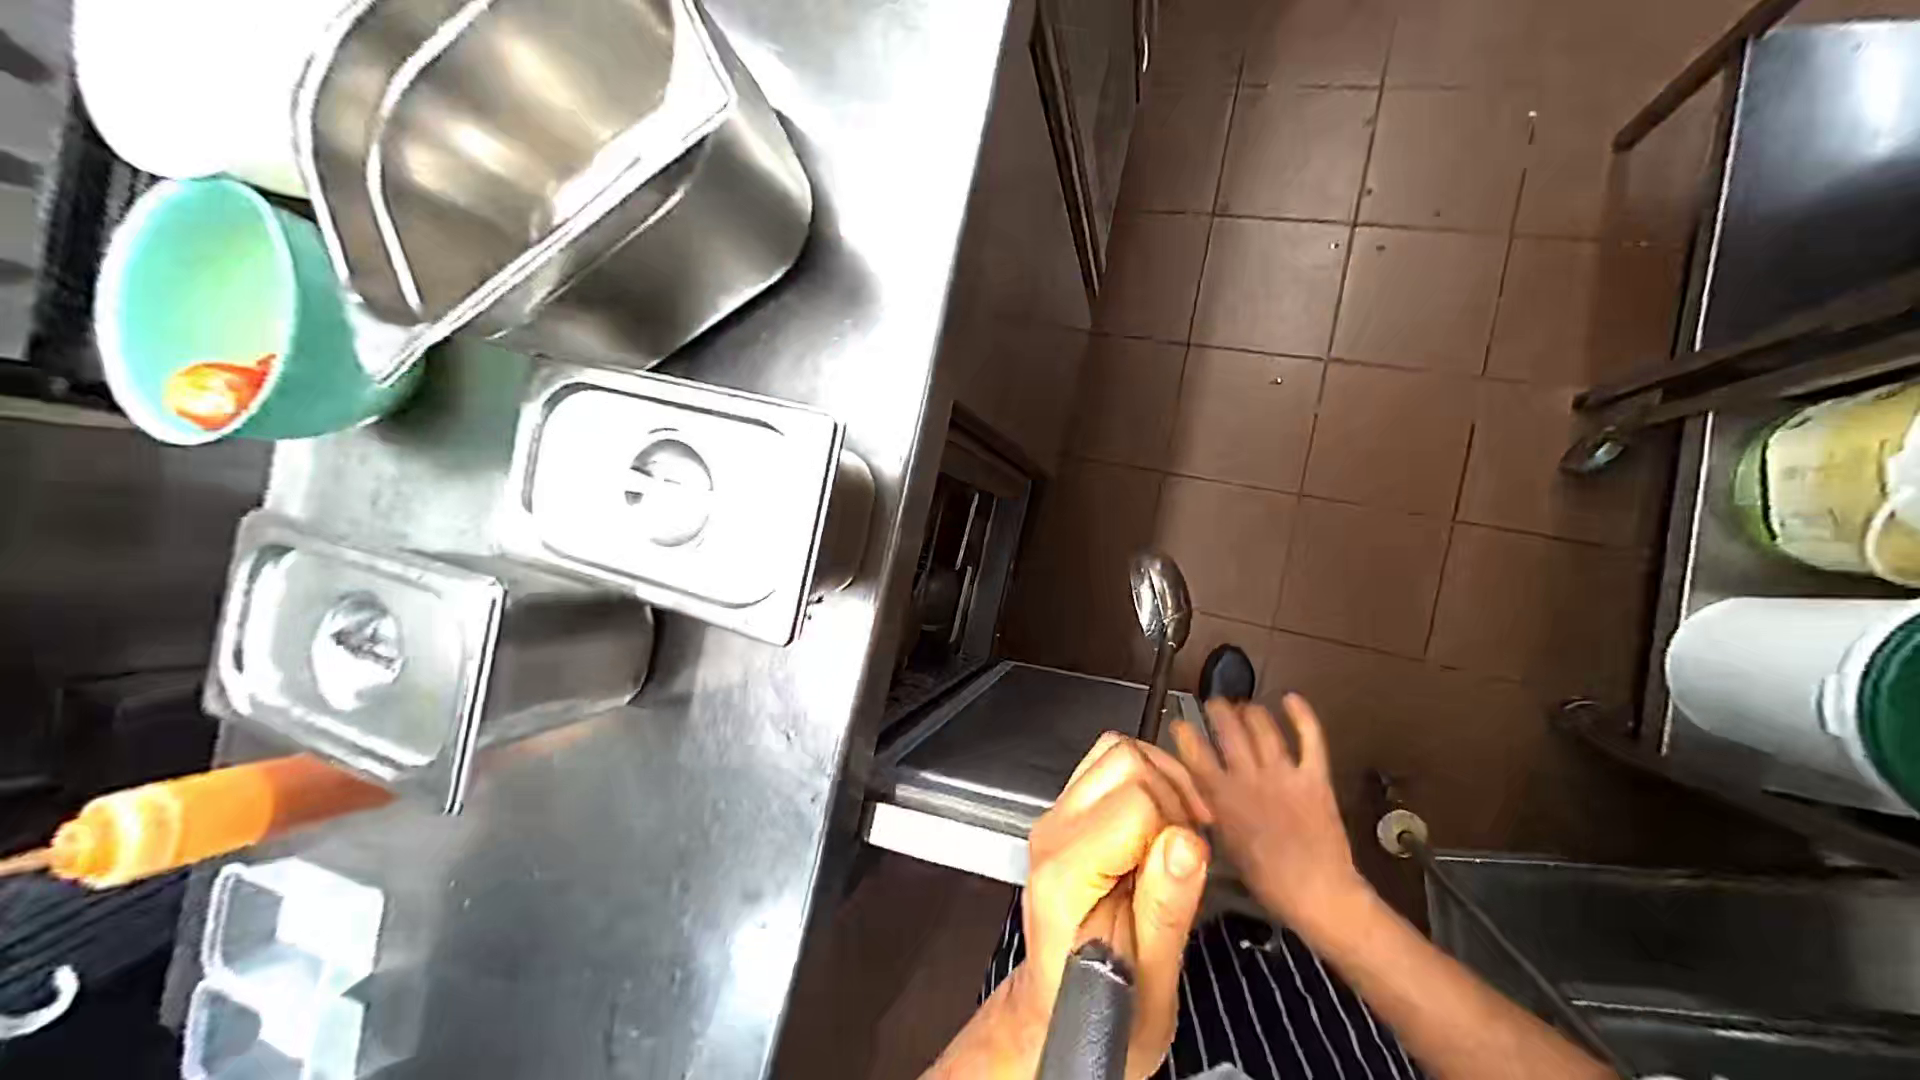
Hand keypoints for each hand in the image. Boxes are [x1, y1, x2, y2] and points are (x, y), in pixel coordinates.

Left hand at [1010, 732, 1211, 1079]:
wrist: (1062, 1013)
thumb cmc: (1105, 1010)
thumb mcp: (1150, 978)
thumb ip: (1166, 906)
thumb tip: (1188, 841)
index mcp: (1067, 872)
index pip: (1136, 801)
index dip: (1178, 827)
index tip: (1188, 866)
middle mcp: (1053, 832)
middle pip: (1124, 759)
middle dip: (1172, 793)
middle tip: (1187, 847)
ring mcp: (1056, 818)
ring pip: (1115, 751)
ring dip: (1160, 780)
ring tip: (1177, 833)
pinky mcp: (1068, 815)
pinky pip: (1108, 766)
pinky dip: (1145, 780)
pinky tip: (1161, 824)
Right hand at [1171, 696, 1368, 935]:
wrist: (1318, 894)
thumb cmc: (1267, 879)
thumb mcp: (1226, 844)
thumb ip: (1213, 809)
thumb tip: (1203, 791)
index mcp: (1222, 797)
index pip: (1195, 752)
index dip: (1184, 733)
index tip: (1180, 724)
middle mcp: (1249, 779)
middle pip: (1228, 730)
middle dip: (1218, 711)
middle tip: (1214, 704)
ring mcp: (1283, 775)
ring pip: (1263, 727)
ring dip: (1251, 711)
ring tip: (1245, 705)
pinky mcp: (1314, 777)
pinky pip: (1309, 738)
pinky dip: (1302, 715)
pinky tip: (1292, 699)